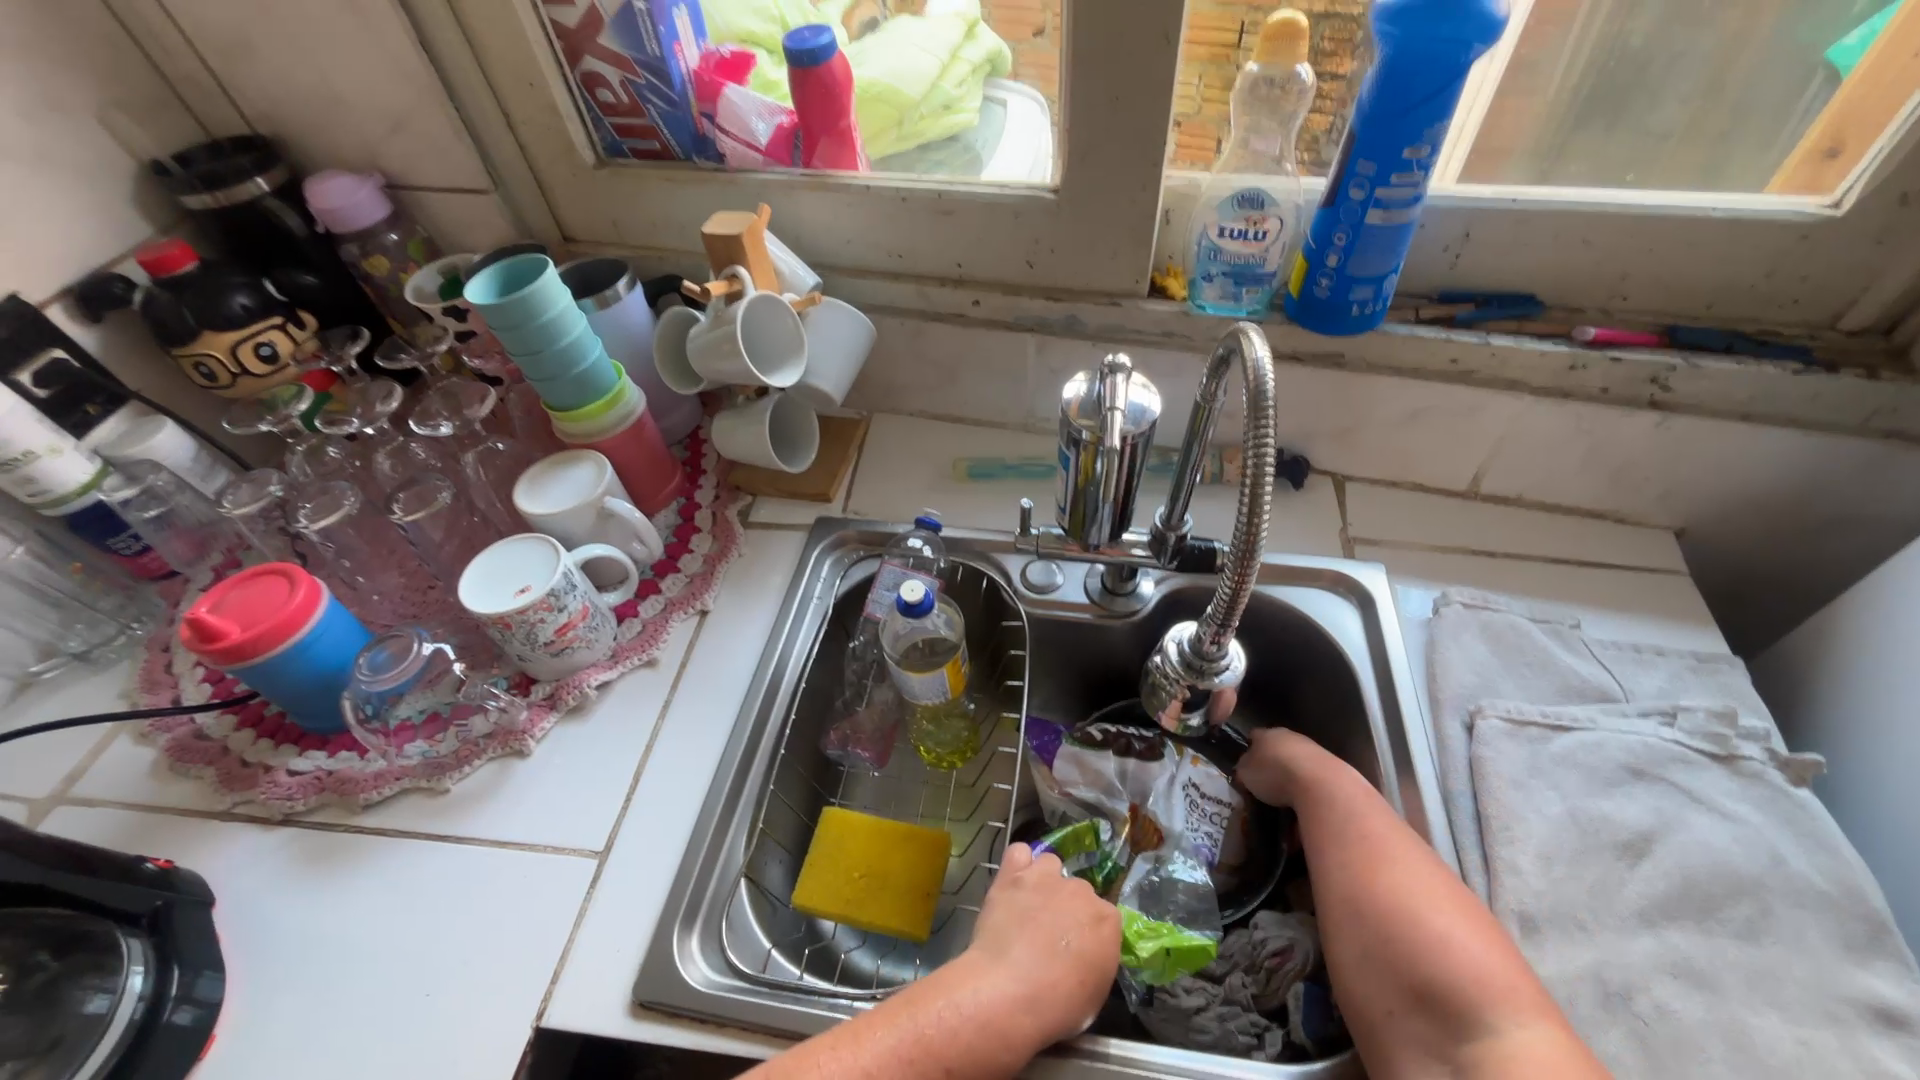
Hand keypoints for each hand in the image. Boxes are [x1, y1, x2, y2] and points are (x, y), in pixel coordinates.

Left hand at [961, 842, 1119, 1046]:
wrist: (1009, 992)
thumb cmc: (1057, 1006)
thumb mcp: (1095, 996)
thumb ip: (1097, 962)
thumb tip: (1086, 956)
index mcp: (1108, 921)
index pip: (1105, 919)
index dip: (1089, 935)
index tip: (1076, 952)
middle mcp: (1081, 892)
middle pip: (1078, 892)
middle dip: (1067, 910)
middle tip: (1048, 936)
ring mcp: (1046, 878)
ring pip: (1050, 865)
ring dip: (1044, 881)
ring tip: (1029, 906)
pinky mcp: (1013, 875)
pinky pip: (1019, 853)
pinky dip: (1017, 865)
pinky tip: (1013, 883)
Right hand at [1237, 727, 1341, 808]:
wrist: (1322, 785)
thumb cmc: (1275, 775)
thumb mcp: (1245, 774)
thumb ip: (1243, 769)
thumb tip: (1245, 770)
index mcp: (1266, 733)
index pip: (1253, 736)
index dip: (1248, 749)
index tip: (1245, 766)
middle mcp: (1290, 735)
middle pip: (1277, 746)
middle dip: (1272, 761)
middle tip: (1265, 782)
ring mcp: (1314, 749)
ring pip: (1297, 758)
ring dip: (1292, 772)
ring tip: (1286, 794)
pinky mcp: (1332, 765)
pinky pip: (1313, 773)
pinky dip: (1308, 783)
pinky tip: (1305, 798)